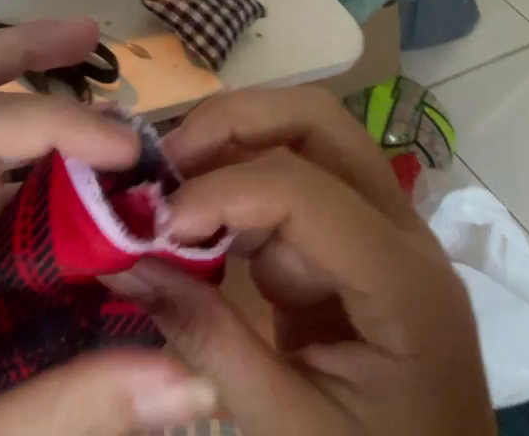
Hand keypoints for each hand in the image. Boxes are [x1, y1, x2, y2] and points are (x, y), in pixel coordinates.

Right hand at [103, 85, 491, 435]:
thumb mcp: (287, 426)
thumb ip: (205, 339)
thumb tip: (124, 261)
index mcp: (403, 285)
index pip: (303, 190)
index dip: (219, 191)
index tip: (157, 227)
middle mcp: (404, 232)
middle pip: (316, 122)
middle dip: (230, 125)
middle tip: (163, 165)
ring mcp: (385, 228)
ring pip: (305, 133)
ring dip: (232, 148)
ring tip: (176, 192)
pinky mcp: (357, 238)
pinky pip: (296, 177)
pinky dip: (241, 187)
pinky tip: (207, 231)